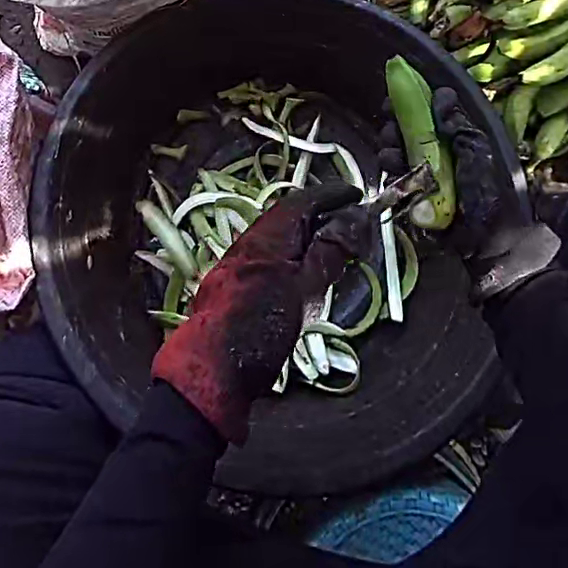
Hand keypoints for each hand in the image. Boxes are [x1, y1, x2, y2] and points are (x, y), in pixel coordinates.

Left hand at [152, 181, 364, 442]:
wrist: (210, 372)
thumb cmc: (260, 325)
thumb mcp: (306, 286)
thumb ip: (331, 250)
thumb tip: (356, 216)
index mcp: (269, 233)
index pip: (306, 199)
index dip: (334, 195)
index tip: (357, 196)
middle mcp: (252, 241)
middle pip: (295, 218)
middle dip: (326, 217)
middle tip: (355, 227)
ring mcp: (242, 264)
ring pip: (285, 240)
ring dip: (313, 239)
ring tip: (340, 251)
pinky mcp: (240, 287)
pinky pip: (276, 259)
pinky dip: (299, 258)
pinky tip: (310, 277)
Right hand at [384, 87, 558, 299]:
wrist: (490, 246)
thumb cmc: (490, 194)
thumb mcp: (478, 152)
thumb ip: (458, 124)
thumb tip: (442, 94)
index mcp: (458, 139)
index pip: (428, 113)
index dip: (409, 103)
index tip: (394, 100)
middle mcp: (439, 154)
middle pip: (406, 131)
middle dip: (394, 127)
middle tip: (390, 129)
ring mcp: (424, 177)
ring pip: (395, 154)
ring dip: (390, 149)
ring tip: (392, 153)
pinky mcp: (413, 199)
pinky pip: (394, 181)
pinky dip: (390, 173)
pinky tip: (392, 171)